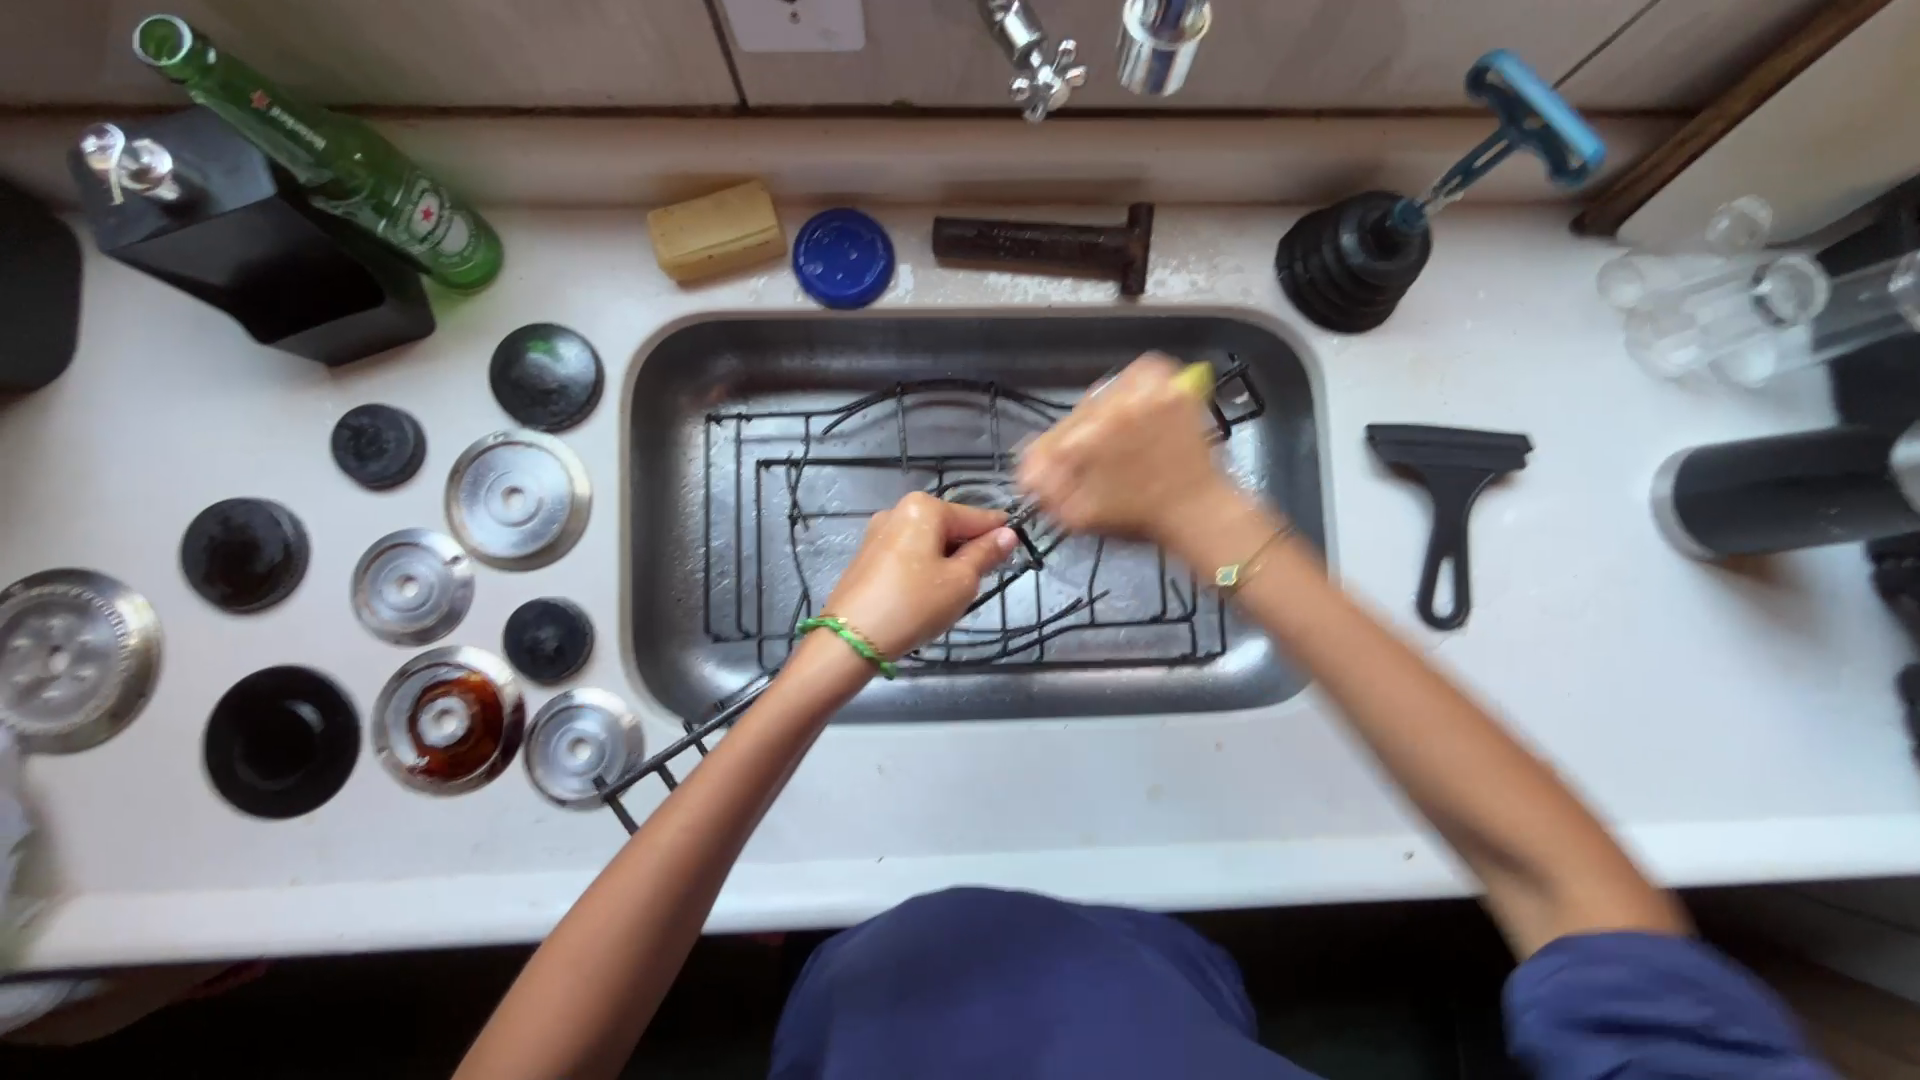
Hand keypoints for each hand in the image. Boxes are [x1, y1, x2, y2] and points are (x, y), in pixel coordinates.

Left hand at [818, 492, 1017, 659]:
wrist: (852, 638)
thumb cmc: (915, 604)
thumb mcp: (961, 581)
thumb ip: (986, 554)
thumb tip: (1007, 534)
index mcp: (924, 508)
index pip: (976, 516)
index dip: (998, 534)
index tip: (1017, 549)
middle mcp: (898, 511)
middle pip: (949, 527)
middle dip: (967, 551)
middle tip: (979, 583)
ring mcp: (878, 533)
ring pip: (928, 543)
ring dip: (946, 563)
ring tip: (950, 596)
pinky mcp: (867, 556)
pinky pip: (908, 555)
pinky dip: (923, 570)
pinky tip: (924, 597)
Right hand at [1016, 352, 1235, 542]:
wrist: (1196, 513)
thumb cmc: (1137, 518)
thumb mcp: (1079, 515)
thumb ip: (1045, 490)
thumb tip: (1027, 472)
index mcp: (1081, 439)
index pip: (1050, 438)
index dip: (1049, 456)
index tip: (1057, 468)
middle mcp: (1108, 409)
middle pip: (1079, 414)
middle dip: (1081, 435)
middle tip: (1097, 457)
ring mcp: (1145, 395)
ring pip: (1109, 390)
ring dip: (1108, 409)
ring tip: (1120, 433)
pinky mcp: (1174, 389)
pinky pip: (1145, 371)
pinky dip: (1139, 383)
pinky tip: (1140, 405)